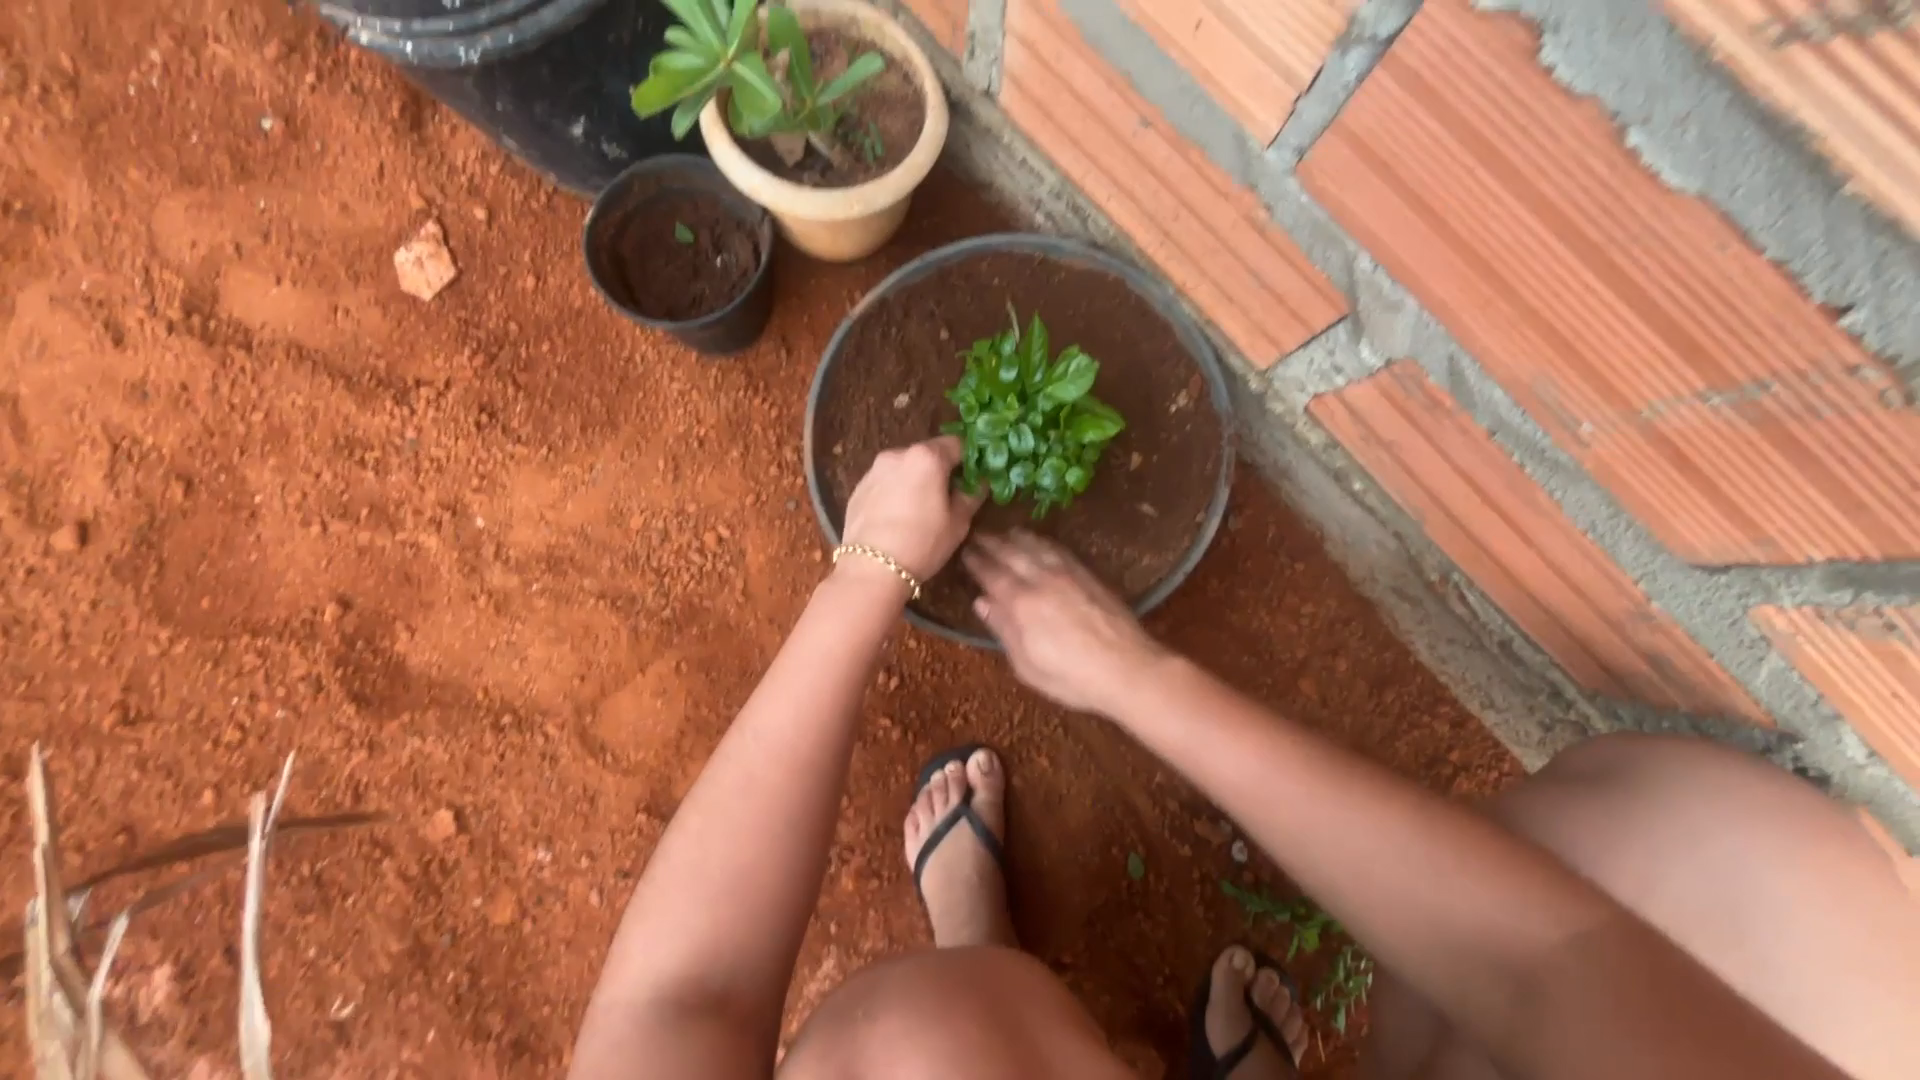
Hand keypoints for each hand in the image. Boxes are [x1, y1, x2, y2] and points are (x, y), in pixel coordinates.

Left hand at [841, 436, 983, 583]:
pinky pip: (885, 483)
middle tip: (948, 497)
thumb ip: (972, 494)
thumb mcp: (958, 522)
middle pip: (927, 454)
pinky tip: (897, 517)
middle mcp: (897, 454)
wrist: (870, 569)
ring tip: (920, 510)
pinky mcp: (858, 488)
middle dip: (940, 470)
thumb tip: (980, 481)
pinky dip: (895, 492)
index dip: (969, 459)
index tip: (973, 478)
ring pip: (904, 468)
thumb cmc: (922, 543)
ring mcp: (874, 470)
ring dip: (916, 481)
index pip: (957, 444)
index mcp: (926, 457)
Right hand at [962, 531, 1168, 714]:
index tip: (965, 552)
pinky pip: (1059, 549)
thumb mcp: (1026, 664)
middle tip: (978, 535)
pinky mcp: (1088, 575)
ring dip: (1017, 537)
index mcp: (1021, 603)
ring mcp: (1068, 574)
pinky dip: (1044, 541)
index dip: (976, 562)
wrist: (1127, 668)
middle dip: (992, 542)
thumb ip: (1003, 629)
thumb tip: (981, 601)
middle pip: (1011, 553)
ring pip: (1036, 546)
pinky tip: (1040, 542)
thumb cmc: (1072, 678)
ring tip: (1005, 532)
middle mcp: (1042, 580)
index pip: (991, 574)